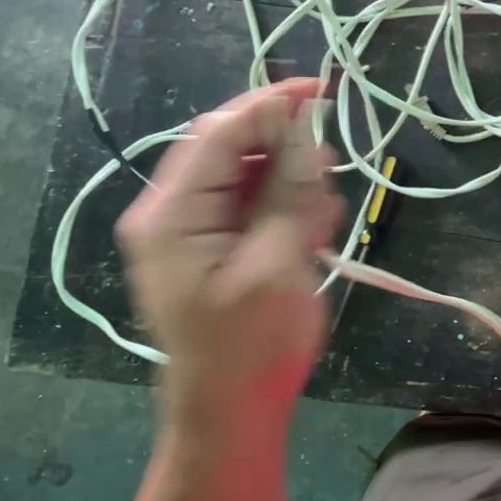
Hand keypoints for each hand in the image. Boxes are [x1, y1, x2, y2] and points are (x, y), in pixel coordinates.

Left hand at [115, 79, 342, 425]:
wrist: (232, 410)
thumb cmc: (249, 345)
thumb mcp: (274, 266)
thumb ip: (287, 193)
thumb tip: (303, 128)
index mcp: (172, 214)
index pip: (218, 133)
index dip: (270, 104)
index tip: (324, 90)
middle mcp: (178, 211)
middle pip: (235, 147)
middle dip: (287, 151)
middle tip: (329, 174)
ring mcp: (200, 228)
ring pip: (254, 173)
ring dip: (296, 184)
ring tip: (321, 223)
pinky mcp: (225, 244)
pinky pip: (261, 202)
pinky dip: (294, 208)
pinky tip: (315, 236)